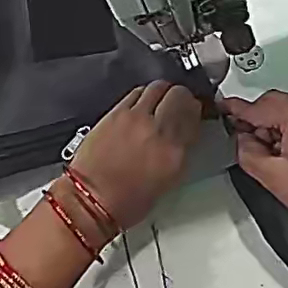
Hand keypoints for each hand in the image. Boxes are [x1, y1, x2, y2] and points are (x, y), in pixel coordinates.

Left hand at [67, 82, 203, 229]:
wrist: (92, 198)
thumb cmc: (126, 199)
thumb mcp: (168, 180)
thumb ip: (179, 151)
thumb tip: (183, 135)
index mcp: (175, 151)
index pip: (193, 115)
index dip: (194, 110)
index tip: (192, 112)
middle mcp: (157, 130)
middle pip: (178, 94)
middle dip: (181, 97)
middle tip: (178, 103)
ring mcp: (135, 118)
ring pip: (157, 87)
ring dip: (162, 93)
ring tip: (159, 102)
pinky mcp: (114, 113)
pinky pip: (135, 93)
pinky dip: (142, 95)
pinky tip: (140, 104)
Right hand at [222, 90, 287, 244]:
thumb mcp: (272, 176)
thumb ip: (247, 153)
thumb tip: (241, 143)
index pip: (256, 105)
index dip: (234, 109)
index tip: (222, 109)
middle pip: (272, 105)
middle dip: (253, 121)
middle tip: (240, 139)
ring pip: (284, 117)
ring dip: (269, 131)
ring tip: (265, 159)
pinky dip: (284, 139)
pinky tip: (282, 163)